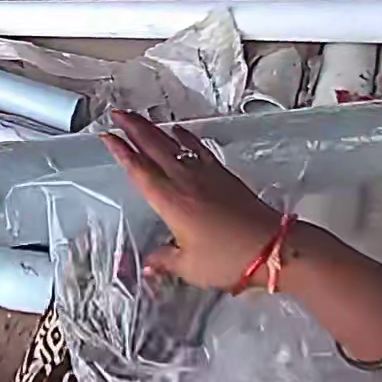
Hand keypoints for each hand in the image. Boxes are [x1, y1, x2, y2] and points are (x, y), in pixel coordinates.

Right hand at [101, 110, 284, 291]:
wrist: (274, 248)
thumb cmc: (228, 259)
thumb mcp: (190, 267)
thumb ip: (164, 261)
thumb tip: (146, 265)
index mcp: (169, 201)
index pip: (138, 170)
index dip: (120, 151)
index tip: (107, 136)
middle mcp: (183, 181)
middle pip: (152, 147)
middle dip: (132, 128)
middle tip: (117, 113)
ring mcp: (204, 174)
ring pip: (172, 143)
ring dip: (153, 128)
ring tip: (139, 117)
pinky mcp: (222, 174)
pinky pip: (198, 148)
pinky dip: (186, 136)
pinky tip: (178, 130)